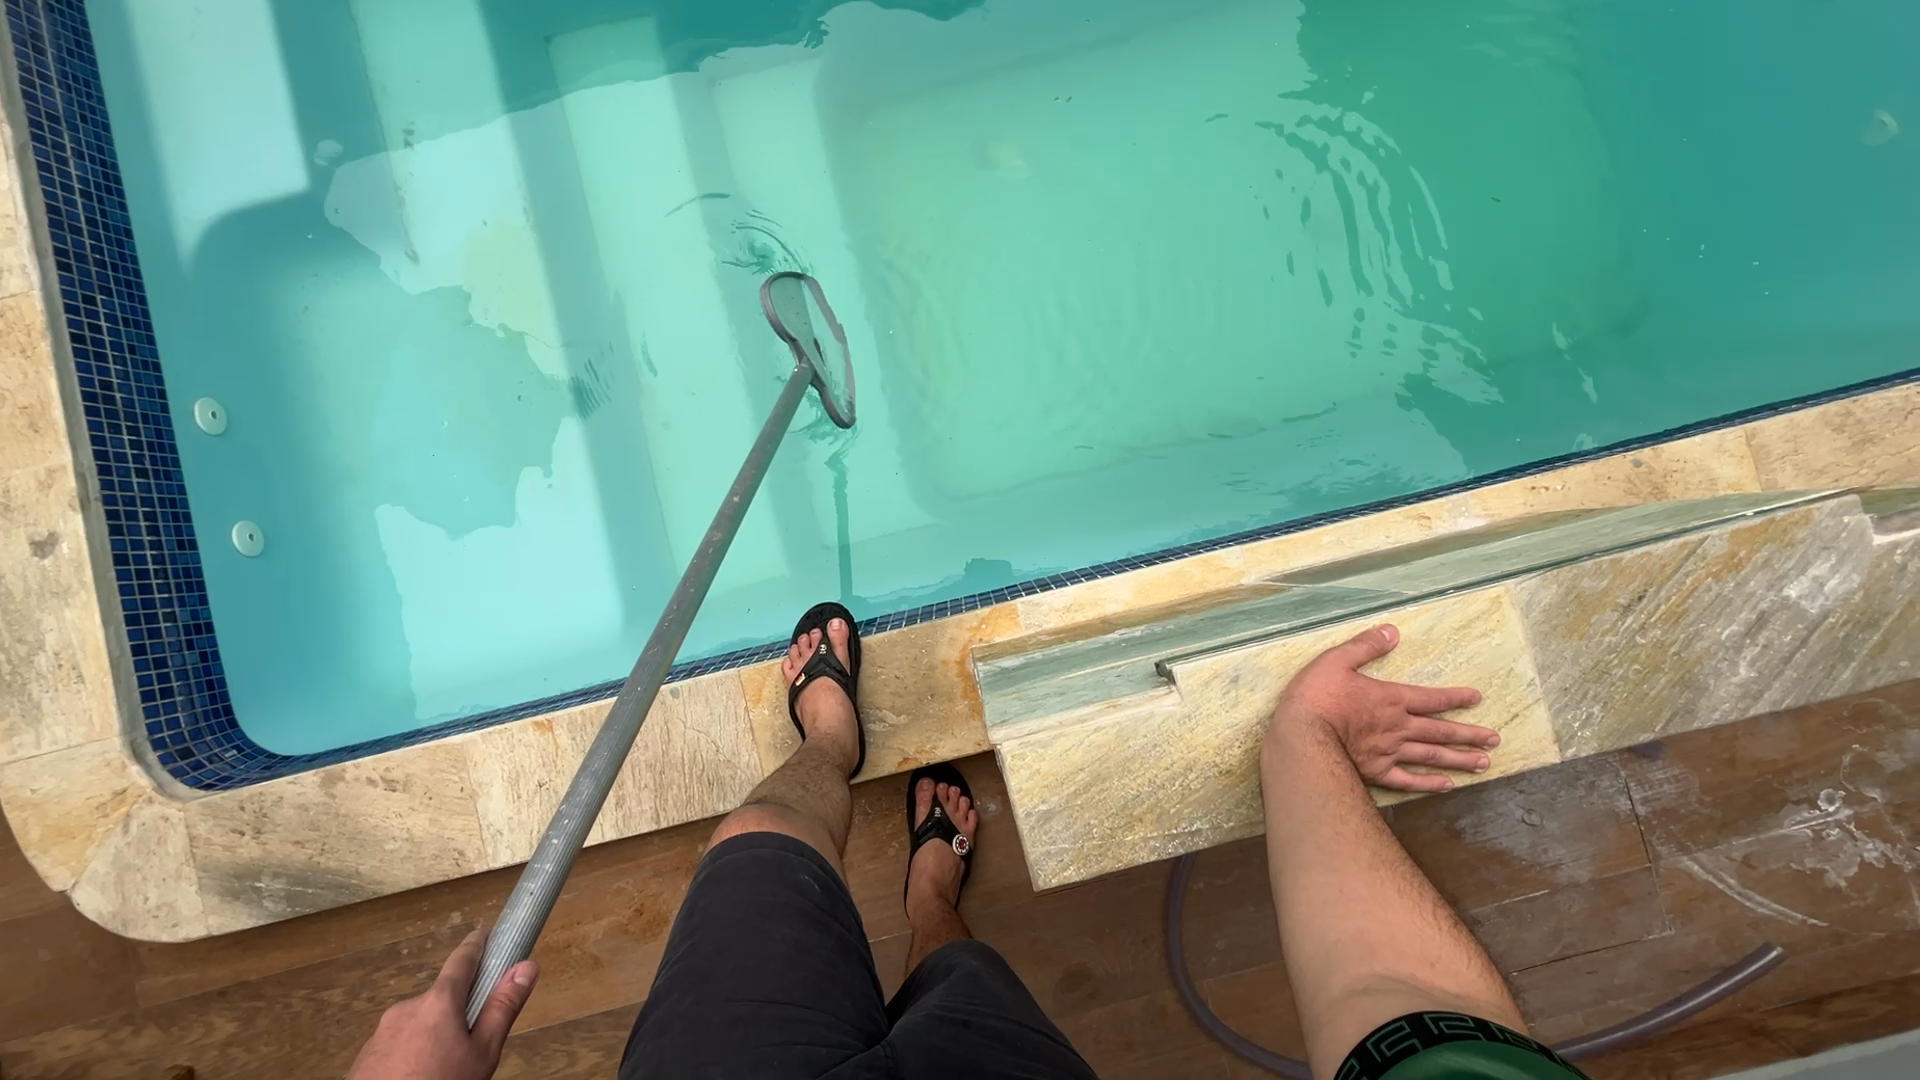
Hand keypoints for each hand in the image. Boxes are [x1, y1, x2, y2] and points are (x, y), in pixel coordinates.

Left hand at [347, 929, 539, 1079]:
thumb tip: (528, 965)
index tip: (489, 935)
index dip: (478, 944)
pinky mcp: (361, 1062)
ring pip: (418, 1024)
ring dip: (433, 1035)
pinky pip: (396, 1046)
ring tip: (442, 1069)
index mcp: (438, 1001)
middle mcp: (405, 1009)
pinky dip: (410, 1054)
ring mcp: (378, 1035)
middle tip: (472, 1040)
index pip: (462, 958)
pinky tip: (417, 1078)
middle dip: (458, 1010)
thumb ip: (503, 1008)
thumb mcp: (482, 1054)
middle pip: (441, 998)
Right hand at [1267, 623, 1499, 792]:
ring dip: (1458, 758)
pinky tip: (1446, 785)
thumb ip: (1365, 646)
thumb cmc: (1316, 696)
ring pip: (1431, 756)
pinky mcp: (1376, 772)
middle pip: (1439, 730)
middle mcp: (1398, 727)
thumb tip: (1392, 631)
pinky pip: (1408, 780)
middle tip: (1493, 739)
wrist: (1303, 735)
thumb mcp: (1336, 661)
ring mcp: (1389, 752)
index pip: (1431, 698)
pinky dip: (1429, 783)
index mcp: (1390, 699)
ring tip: (1483, 763)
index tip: (1476, 699)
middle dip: (1468, 734)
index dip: (1455, 698)